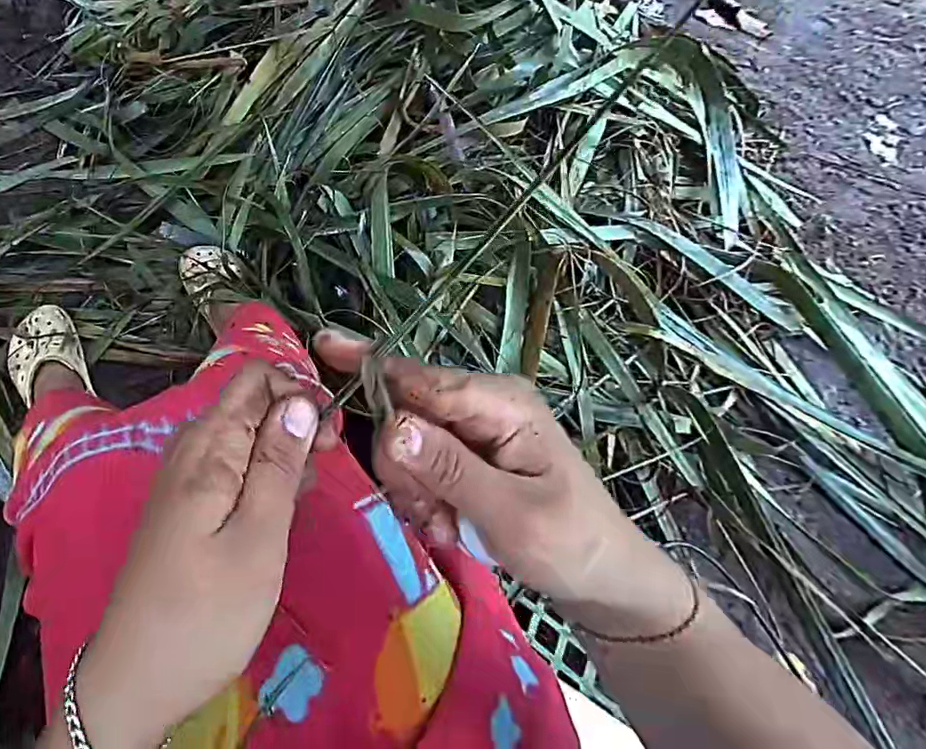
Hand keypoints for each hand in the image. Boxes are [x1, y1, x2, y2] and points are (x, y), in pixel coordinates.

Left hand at [74, 360, 321, 746]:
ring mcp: (182, 472)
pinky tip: (275, 511)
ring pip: (243, 433)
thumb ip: (279, 464)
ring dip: (280, 450)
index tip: (329, 436)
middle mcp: (190, 445)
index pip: (255, 378)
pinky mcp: (183, 500)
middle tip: (323, 472)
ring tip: (302, 498)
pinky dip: (260, 474)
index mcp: (207, 444)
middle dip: (294, 421)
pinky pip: (229, 463)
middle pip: (250, 402)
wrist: (134, 678)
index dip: (298, 393)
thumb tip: (301, 401)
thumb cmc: (205, 614)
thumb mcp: (258, 539)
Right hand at [312, 328, 694, 638]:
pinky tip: (449, 525)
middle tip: (432, 515)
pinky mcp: (460, 452)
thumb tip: (390, 425)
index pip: (419, 378)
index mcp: (498, 400)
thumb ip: (450, 469)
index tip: (320, 344)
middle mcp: (477, 402)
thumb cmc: (571, 543)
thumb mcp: (513, 515)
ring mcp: (467, 427)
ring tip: (448, 525)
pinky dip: (422, 499)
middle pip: (402, 412)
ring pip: (402, 443)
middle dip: (404, 466)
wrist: (604, 582)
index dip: (368, 363)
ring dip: (414, 489)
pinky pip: (415, 465)